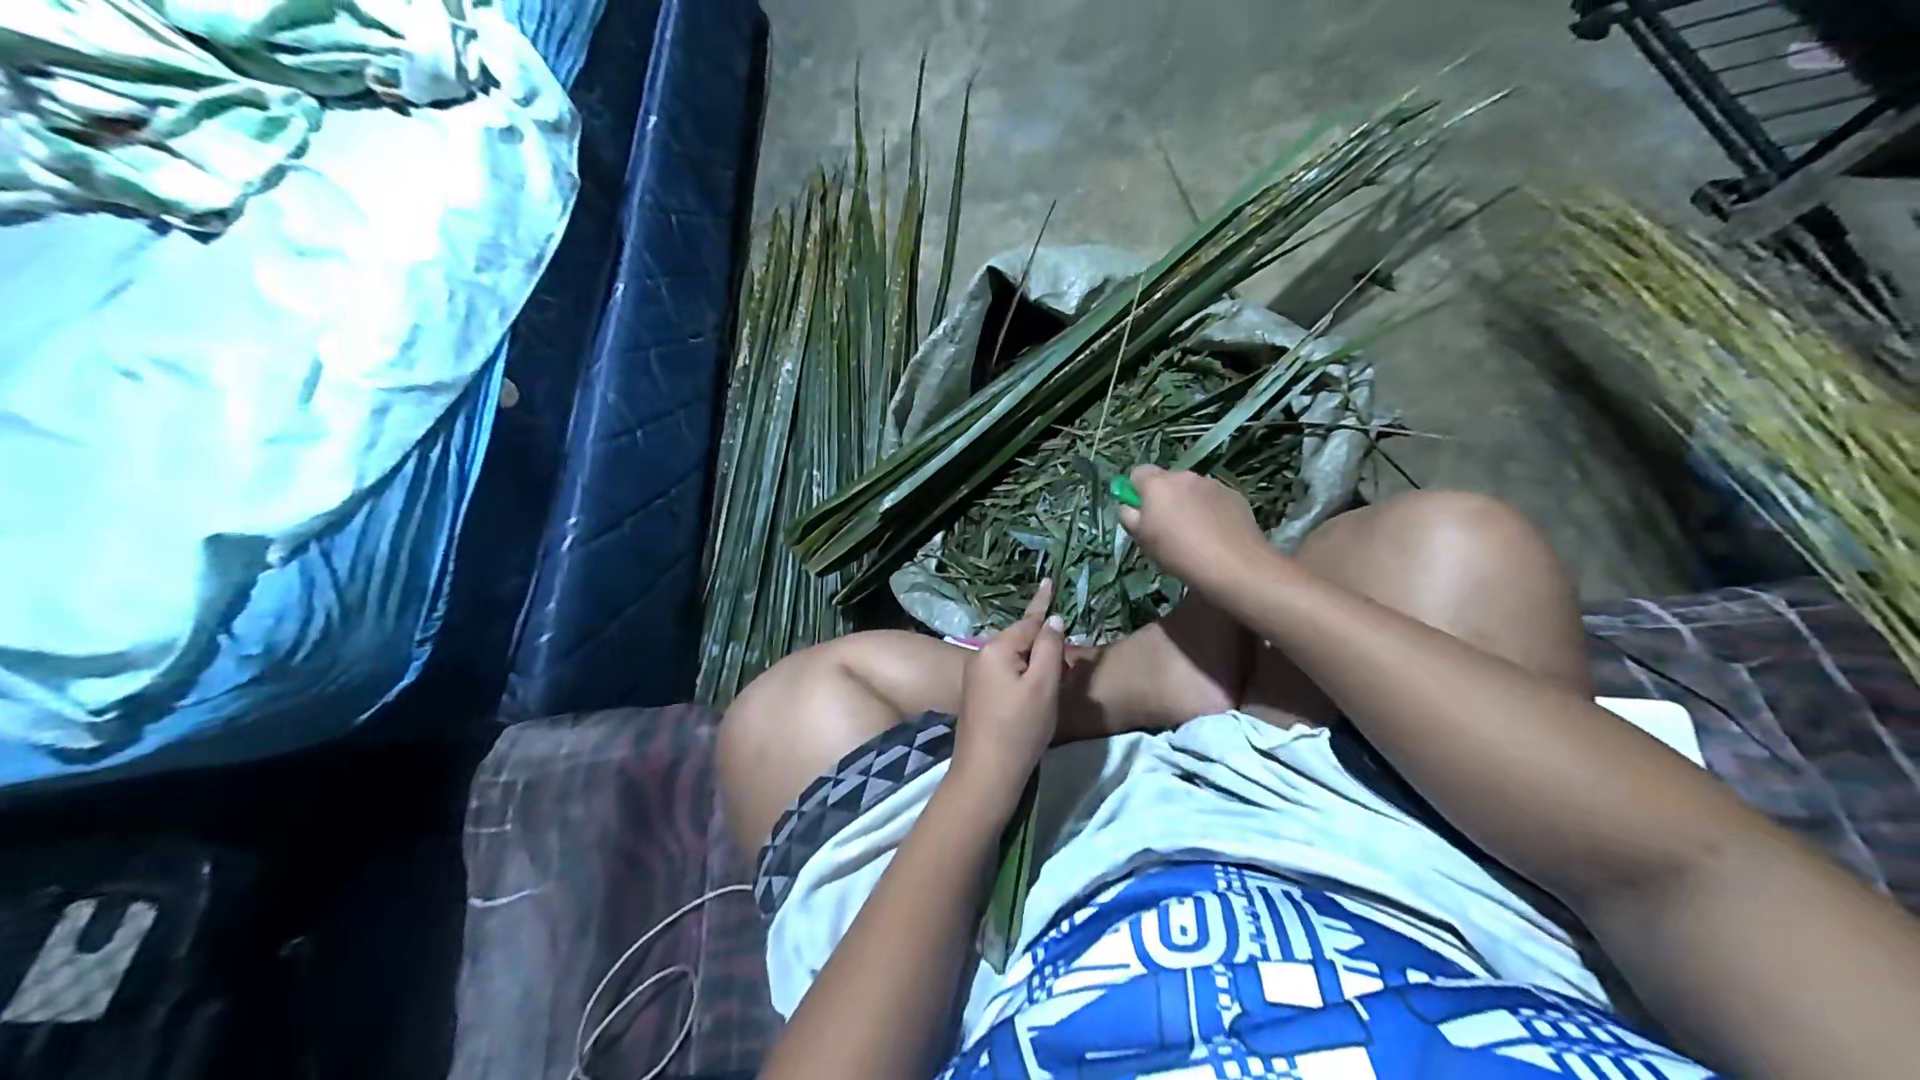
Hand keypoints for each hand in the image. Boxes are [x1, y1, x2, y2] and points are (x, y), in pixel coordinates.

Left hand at [950, 580, 1065, 806]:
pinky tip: (1036, 693)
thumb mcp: (1043, 685)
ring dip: (1036, 663)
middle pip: (1021, 640)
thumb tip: (1052, 620)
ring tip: (1057, 680)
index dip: (1044, 604)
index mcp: (996, 649)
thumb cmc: (1020, 727)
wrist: (986, 773)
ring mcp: (976, 677)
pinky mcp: (977, 696)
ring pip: (1015, 658)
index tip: (1050, 579)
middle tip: (1069, 663)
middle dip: (1045, 645)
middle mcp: (980, 656)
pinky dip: (1025, 677)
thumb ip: (1050, 648)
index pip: (1028, 622)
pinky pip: (1006, 674)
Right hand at [1116, 465, 1272, 590]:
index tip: (1140, 512)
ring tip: (1194, 534)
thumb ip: (1129, 517)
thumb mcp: (1141, 539)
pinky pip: (1214, 499)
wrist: (1232, 564)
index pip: (1138, 472)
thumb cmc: (1177, 552)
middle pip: (1167, 480)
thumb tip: (1128, 507)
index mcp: (1157, 485)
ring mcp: (1212, 484)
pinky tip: (1215, 534)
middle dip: (1164, 497)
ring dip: (1188, 503)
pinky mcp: (1234, 495)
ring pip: (1192, 489)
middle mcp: (1185, 477)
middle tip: (1166, 527)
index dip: (1136, 490)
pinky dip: (1210, 510)